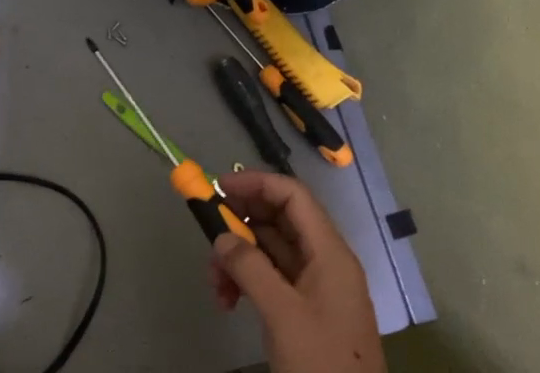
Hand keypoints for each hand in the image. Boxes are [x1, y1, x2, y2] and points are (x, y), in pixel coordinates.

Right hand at [207, 170, 384, 372]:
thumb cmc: (322, 363)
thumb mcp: (282, 313)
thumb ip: (249, 267)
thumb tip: (221, 237)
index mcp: (330, 253)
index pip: (293, 196)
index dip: (256, 184)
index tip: (218, 188)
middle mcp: (325, 262)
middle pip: (279, 220)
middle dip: (241, 224)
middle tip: (210, 236)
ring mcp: (316, 287)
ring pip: (270, 250)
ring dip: (238, 258)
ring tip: (215, 283)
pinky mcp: (305, 310)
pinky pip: (271, 278)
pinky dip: (246, 281)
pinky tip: (227, 301)